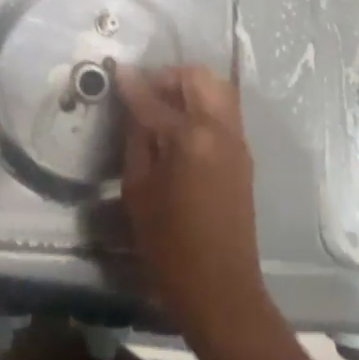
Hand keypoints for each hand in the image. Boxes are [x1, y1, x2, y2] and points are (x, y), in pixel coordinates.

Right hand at [117, 65, 270, 341]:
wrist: (220, 289)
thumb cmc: (169, 245)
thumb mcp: (138, 190)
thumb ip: (137, 139)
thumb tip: (133, 106)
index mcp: (191, 137)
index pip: (154, 97)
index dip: (131, 84)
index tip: (115, 70)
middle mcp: (220, 129)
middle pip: (197, 78)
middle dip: (167, 76)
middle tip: (142, 91)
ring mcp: (237, 141)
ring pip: (217, 89)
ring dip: (188, 88)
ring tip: (160, 106)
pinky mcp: (243, 156)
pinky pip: (224, 111)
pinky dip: (202, 104)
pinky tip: (178, 126)